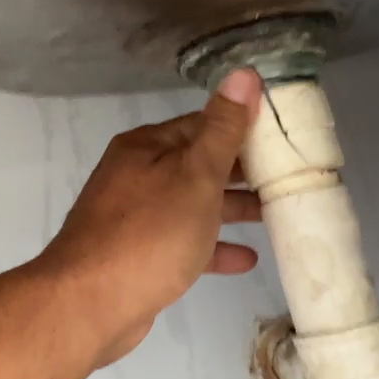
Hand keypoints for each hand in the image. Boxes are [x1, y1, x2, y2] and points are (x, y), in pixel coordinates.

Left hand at [37, 69, 263, 366]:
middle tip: (288, 180)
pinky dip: (212, 246)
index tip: (284, 139)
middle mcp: (136, 175)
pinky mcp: (138, 255)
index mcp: (147, 147)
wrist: (90, 305)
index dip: (243, 129)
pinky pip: (183, 242)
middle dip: (240, 172)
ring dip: (230, 208)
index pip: (202, 124)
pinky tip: (245, 259)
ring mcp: (134, 217)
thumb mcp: (195, 175)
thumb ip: (223, 129)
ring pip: (192, 205)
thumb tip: (243, 73)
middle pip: (197, 164)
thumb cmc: (150, 233)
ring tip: (274, 216)